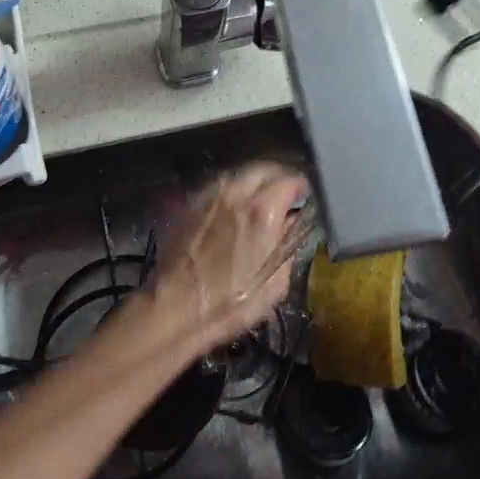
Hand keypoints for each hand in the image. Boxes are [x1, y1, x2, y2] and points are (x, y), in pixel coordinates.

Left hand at [147, 163, 309, 352]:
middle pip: (263, 169)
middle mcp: (236, 194)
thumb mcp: (274, 284)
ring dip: (252, 182)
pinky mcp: (190, 205)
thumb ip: (287, 246)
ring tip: (258, 198)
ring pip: (238, 175)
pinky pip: (216, 188)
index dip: (301, 187)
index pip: (289, 181)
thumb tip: (290, 225)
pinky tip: (231, 209)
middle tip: (284, 193)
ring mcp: (210, 197)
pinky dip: (230, 192)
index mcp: (263, 212)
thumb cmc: (230, 304)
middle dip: (277, 177)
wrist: (174, 309)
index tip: (305, 195)